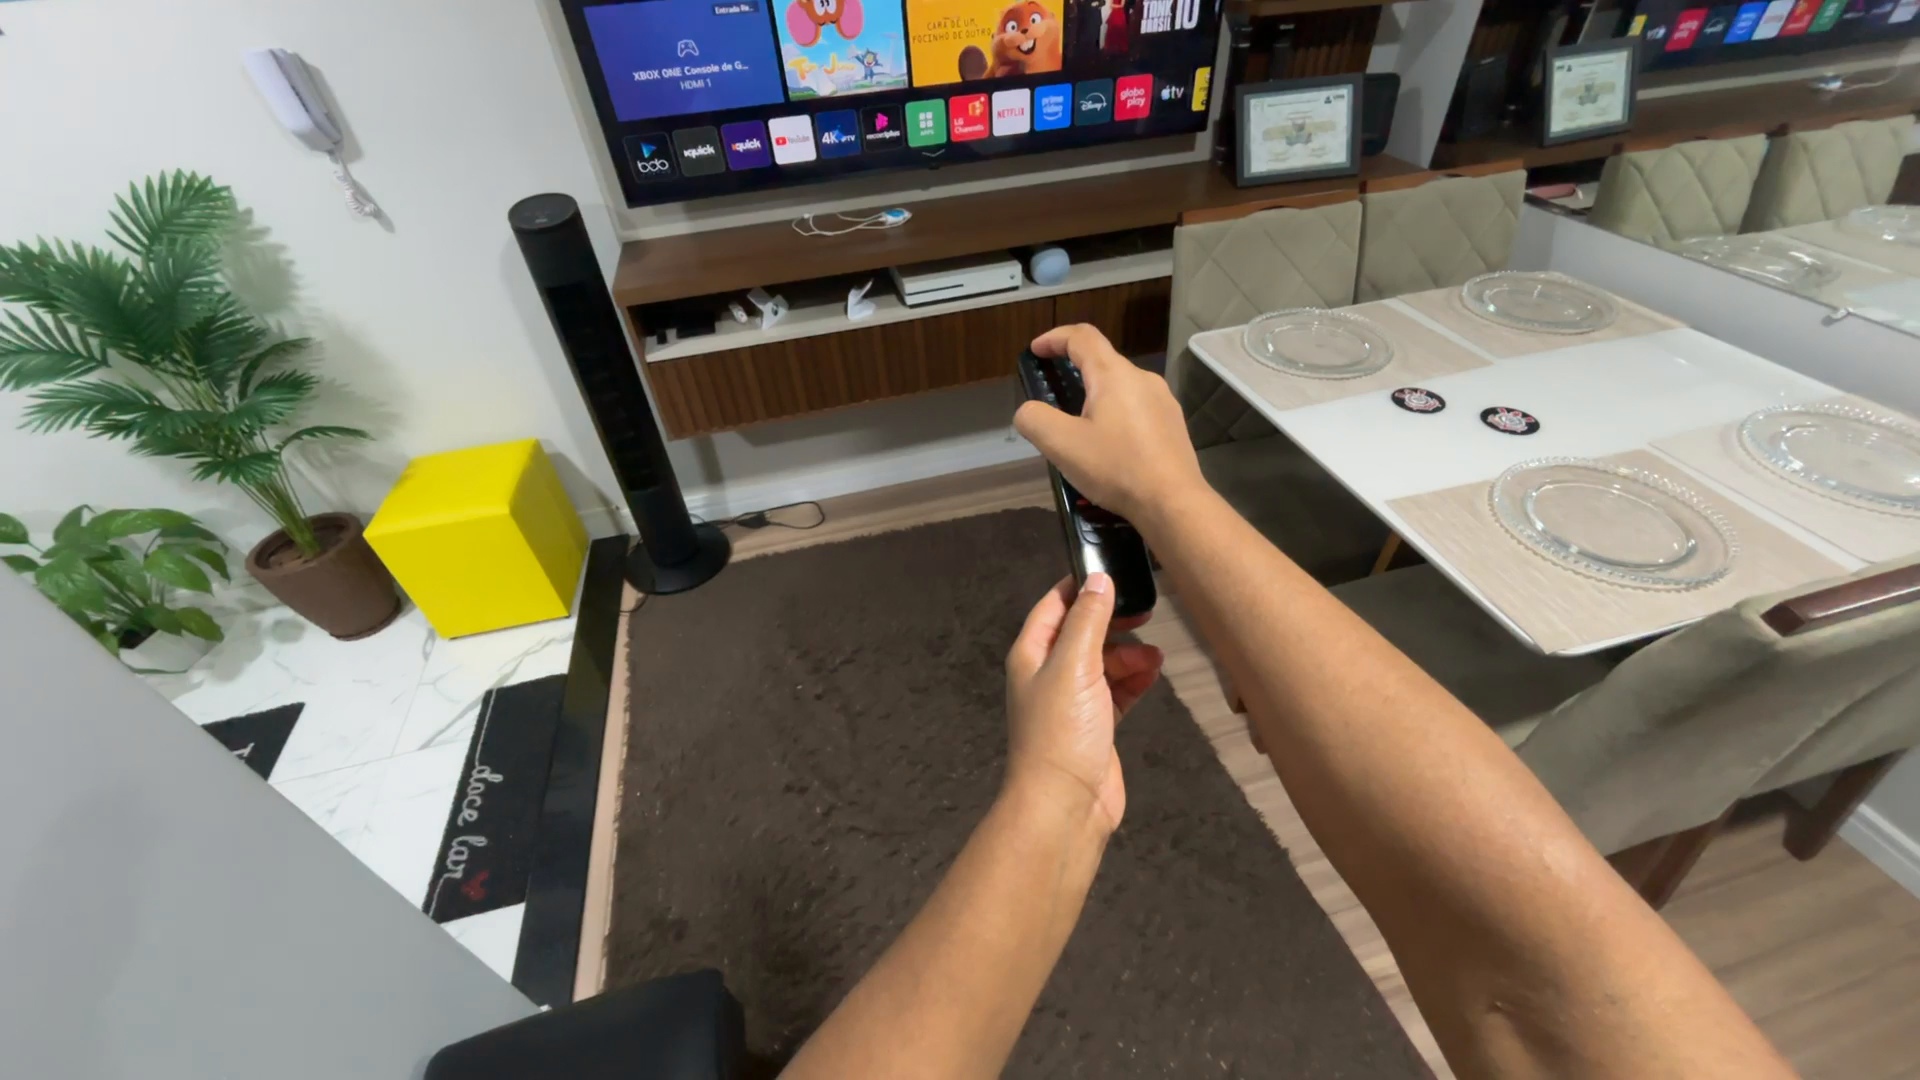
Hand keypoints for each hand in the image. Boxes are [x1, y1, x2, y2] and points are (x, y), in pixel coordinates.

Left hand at [1003, 573, 1163, 834]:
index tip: (1112, 572)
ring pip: (1102, 662)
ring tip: (1155, 657)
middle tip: (1145, 612)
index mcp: (1032, 653)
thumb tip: (1099, 580)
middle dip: (1111, 622)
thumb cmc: (1062, 729)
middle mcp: (1048, 672)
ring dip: (1128, 655)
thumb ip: (1088, 620)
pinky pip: (1115, 691)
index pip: (1053, 606)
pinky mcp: (1094, 724)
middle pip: (1081, 632)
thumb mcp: (1074, 664)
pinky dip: (1132, 681)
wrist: (1065, 804)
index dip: (1079, 587)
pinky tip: (1152, 676)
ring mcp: (1071, 700)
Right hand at [1014, 324, 1206, 524]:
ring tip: (1079, 431)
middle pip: (1102, 362)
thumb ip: (1035, 419)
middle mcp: (1142, 379)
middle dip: (1073, 373)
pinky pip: (1136, 409)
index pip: (1082, 337)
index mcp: (1114, 375)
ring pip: (1120, 388)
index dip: (1054, 338)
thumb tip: (1028, 411)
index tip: (1036, 351)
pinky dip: (1115, 416)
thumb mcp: (1061, 445)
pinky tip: (1109, 447)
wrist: (1172, 502)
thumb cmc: (1116, 468)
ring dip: (1095, 398)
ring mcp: (1162, 401)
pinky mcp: (1172, 425)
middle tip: (1053, 400)